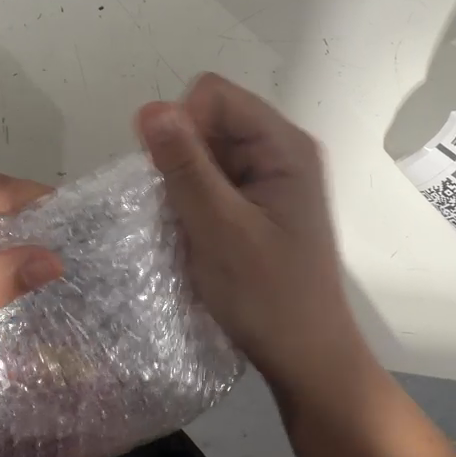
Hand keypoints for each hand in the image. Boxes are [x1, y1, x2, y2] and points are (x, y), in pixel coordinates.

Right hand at [137, 74, 368, 399]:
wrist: (305, 361)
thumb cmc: (268, 296)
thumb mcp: (219, 228)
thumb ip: (184, 165)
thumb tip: (149, 108)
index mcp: (284, 147)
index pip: (212, 95)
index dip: (182, 123)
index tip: (173, 173)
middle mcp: (278, 150)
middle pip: (207, 117)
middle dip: (180, 153)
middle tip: (181, 204)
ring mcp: (267, 175)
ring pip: (201, 146)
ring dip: (182, 177)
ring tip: (189, 221)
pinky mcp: (253, 198)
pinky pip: (206, 173)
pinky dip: (189, 195)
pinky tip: (194, 228)